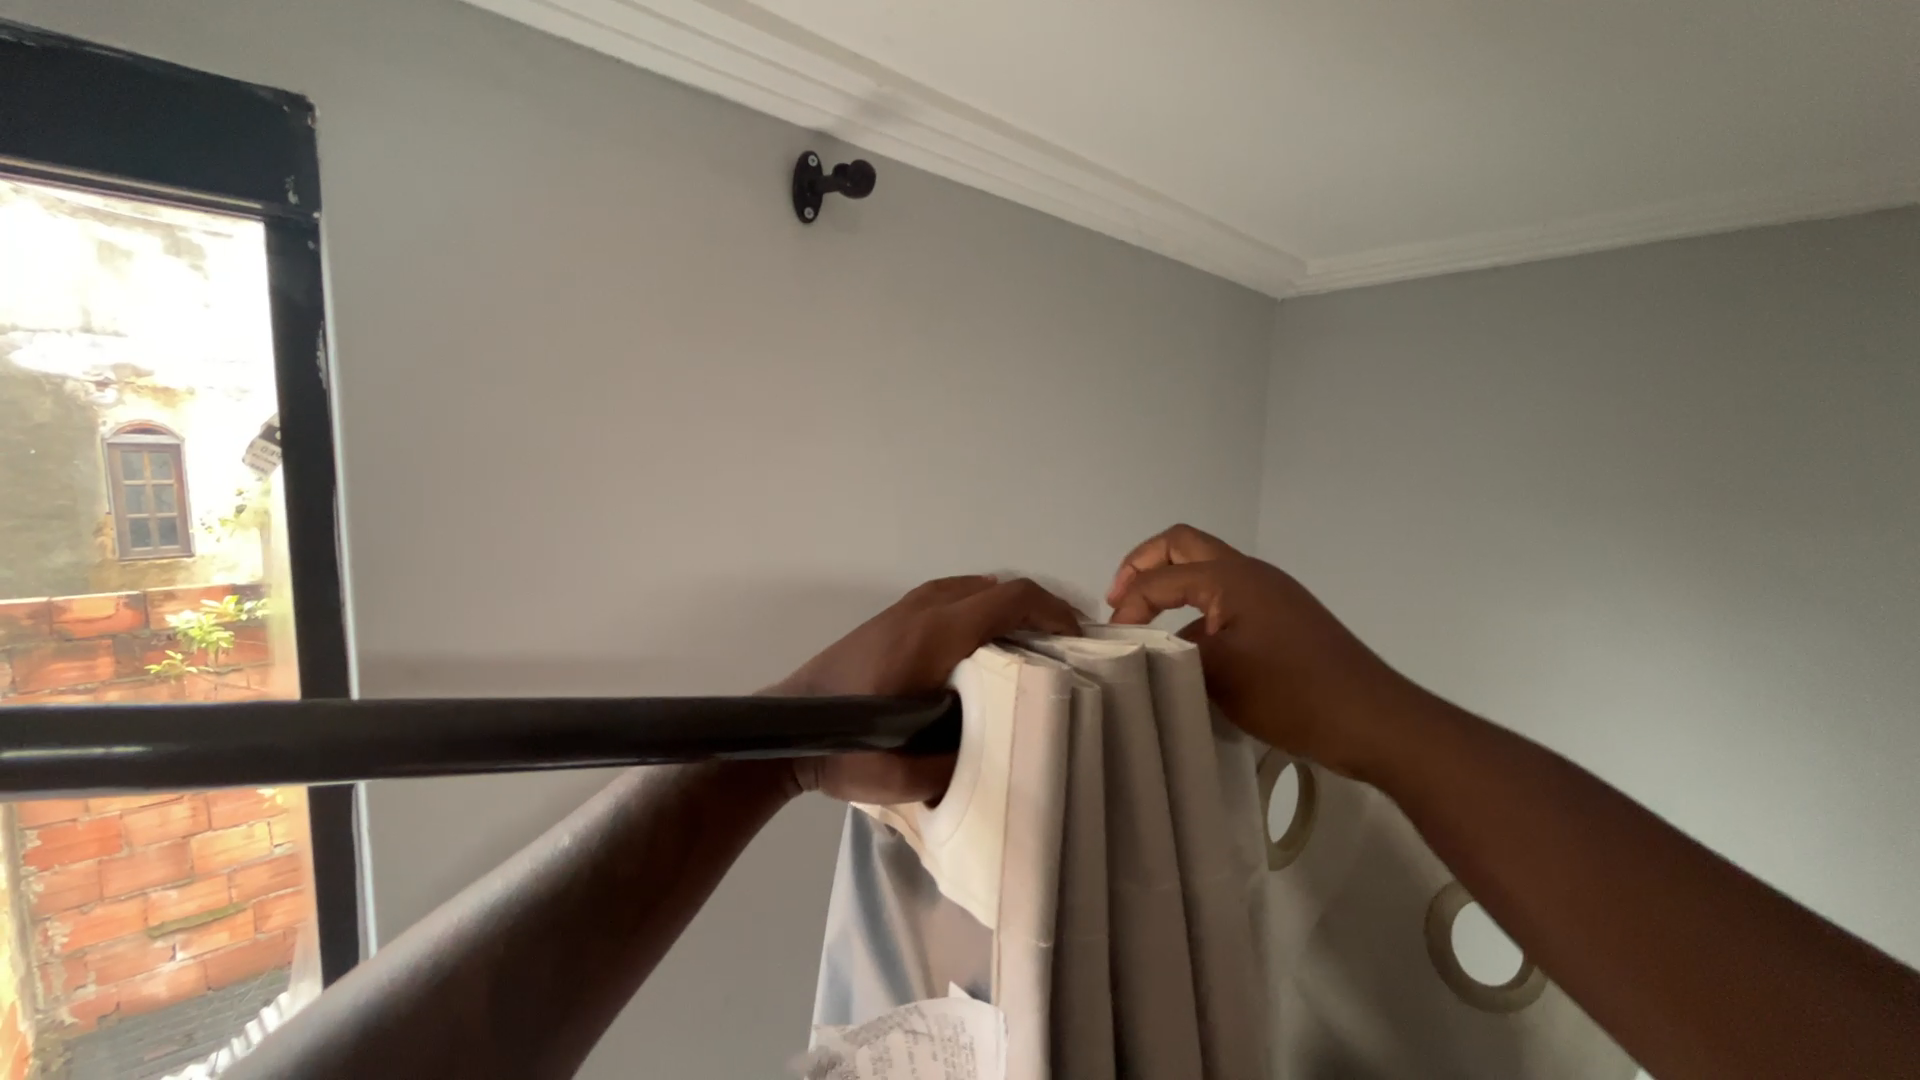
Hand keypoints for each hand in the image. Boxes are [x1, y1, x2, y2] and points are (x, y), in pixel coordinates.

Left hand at [771, 575, 1080, 803]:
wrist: (787, 726)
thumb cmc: (842, 748)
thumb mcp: (905, 775)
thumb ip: (961, 766)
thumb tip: (1005, 756)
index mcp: (935, 634)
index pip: (1011, 598)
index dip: (1055, 612)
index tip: (1079, 642)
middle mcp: (924, 608)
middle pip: (999, 586)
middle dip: (1040, 610)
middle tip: (1065, 650)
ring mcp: (906, 607)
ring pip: (976, 588)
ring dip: (1010, 610)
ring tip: (1032, 649)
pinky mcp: (895, 616)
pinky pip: (955, 597)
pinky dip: (984, 611)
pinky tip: (987, 650)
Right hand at [1106, 524, 1412, 773]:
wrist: (1374, 721)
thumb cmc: (1293, 693)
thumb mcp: (1220, 674)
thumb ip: (1171, 650)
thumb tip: (1144, 643)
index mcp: (1232, 577)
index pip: (1161, 577)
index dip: (1129, 602)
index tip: (1113, 638)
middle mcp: (1251, 573)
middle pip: (1183, 546)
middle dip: (1143, 566)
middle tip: (1120, 601)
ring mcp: (1271, 594)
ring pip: (1206, 571)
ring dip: (1172, 586)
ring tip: (1147, 625)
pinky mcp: (1283, 619)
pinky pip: (1227, 599)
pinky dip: (1197, 611)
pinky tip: (1191, 651)